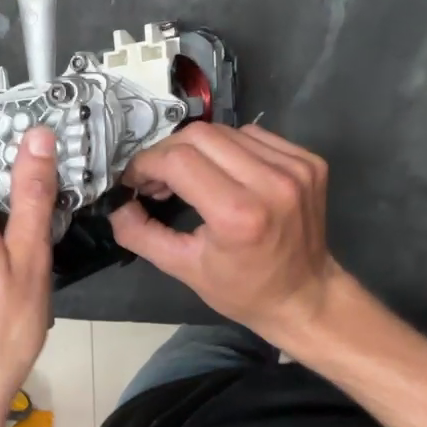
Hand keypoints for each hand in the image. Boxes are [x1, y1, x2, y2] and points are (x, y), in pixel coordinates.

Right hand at [110, 123, 342, 342]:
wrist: (304, 294)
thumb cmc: (240, 289)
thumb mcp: (181, 268)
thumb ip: (140, 234)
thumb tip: (118, 205)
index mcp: (237, 214)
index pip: (179, 161)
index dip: (146, 164)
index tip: (134, 181)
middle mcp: (271, 182)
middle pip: (199, 136)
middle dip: (165, 153)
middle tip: (155, 180)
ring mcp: (295, 167)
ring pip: (225, 131)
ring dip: (195, 148)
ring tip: (185, 176)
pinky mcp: (308, 161)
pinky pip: (253, 136)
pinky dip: (226, 148)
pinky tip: (219, 172)